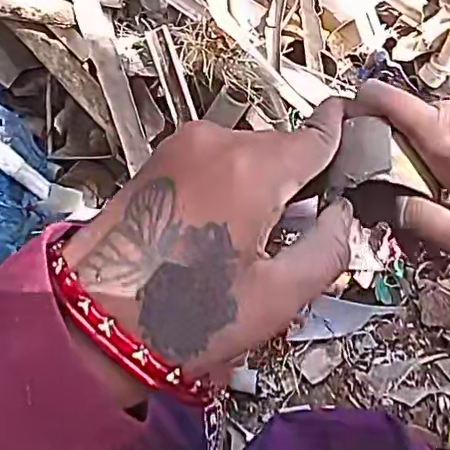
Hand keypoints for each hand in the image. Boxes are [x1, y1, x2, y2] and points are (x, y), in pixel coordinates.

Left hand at [62, 99, 356, 385]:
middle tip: (291, 234)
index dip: (342, 137)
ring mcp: (183, 145)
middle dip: (296, 184)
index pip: (317, 135)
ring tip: (241, 242)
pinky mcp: (161, 157)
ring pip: (247, 155)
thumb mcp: (277, 296)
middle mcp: (216, 142)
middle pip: (281, 150)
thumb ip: (329, 248)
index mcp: (251, 168)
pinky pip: (214, 159)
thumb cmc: (180, 314)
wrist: (93, 316)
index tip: (355, 133)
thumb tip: (343, 218)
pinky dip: (228, 184)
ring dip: (259, 185)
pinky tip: (215, 230)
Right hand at [347, 81, 449, 290]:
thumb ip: (423, 222)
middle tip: (394, 200)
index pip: (381, 99)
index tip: (340, 145)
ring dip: (419, 159)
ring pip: (426, 127)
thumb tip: (381, 203)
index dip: (351, 114)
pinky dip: (446, 156)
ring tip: (436, 204)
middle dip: (387, 153)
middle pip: (399, 119)